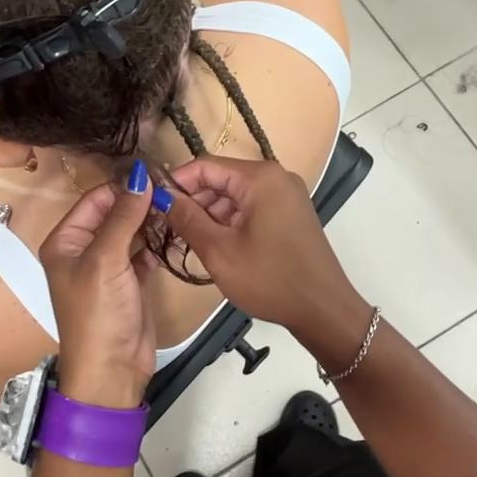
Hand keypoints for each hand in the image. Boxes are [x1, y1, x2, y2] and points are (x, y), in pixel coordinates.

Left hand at [40, 164, 159, 408]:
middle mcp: (83, 250)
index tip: (157, 177)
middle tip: (174, 193)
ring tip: (179, 211)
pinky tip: (176, 236)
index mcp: (65, 241)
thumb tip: (140, 176)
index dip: (123, 188)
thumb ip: (124, 217)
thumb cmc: (98, 315)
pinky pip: (144, 252)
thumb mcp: (107, 260)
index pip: (95, 200)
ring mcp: (107, 267)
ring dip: (153, 222)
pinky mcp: (129, 282)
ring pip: (132, 232)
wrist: (111, 370)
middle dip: (141, 204)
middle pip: (114, 214)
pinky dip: (159, 244)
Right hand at [163, 157, 364, 339]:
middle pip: (220, 178)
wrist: (324, 310)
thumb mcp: (219, 251)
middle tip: (167, 227)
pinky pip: (251, 207)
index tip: (152, 204)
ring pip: (234, 195)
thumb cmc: (270, 279)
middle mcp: (276, 177)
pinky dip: (230, 221)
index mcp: (260, 178)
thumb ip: (187, 218)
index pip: (205, 166)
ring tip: (189, 241)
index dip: (175, 183)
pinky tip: (216, 245)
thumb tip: (160, 196)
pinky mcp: (290, 214)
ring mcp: (287, 195)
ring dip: (210, 214)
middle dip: (192, 200)